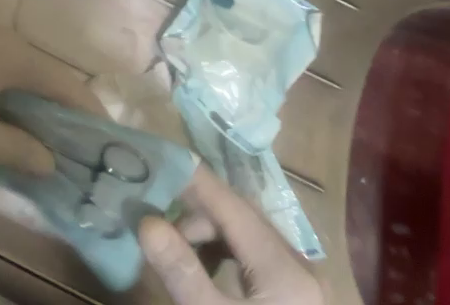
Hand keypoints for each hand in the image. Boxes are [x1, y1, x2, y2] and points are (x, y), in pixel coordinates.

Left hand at [0, 7, 104, 174]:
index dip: (86, 109)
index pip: (61, 80)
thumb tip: (52, 157)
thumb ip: (19, 148)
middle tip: (69, 136)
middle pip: (34, 65)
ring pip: (6, 57)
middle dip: (52, 101)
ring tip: (33, 125)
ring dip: (21, 90)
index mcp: (6, 49)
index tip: (107, 134)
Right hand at [140, 167, 323, 304]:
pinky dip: (226, 257)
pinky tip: (203, 274)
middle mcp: (300, 267)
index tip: (157, 158)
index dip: (194, 180)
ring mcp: (303, 286)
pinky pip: (258, 261)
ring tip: (174, 249)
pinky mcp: (298, 301)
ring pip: (250, 238)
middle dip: (196, 211)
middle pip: (242, 218)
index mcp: (284, 268)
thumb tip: (146, 221)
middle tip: (154, 213)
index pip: (231, 205)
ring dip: (210, 235)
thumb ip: (183, 272)